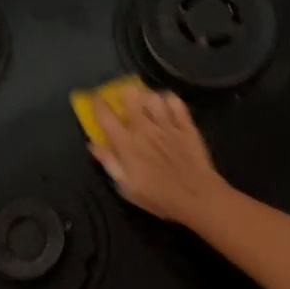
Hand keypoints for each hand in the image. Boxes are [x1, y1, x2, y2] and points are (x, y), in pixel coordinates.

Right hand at [88, 87, 229, 222]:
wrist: (196, 196)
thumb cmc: (158, 197)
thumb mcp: (126, 187)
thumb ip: (109, 163)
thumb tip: (93, 145)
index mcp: (127, 144)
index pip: (106, 117)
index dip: (97, 103)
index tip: (94, 96)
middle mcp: (145, 129)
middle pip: (131, 98)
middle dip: (124, 92)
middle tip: (123, 97)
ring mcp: (167, 125)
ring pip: (153, 97)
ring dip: (147, 96)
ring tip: (145, 100)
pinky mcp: (186, 126)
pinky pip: (176, 103)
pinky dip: (170, 99)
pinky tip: (167, 104)